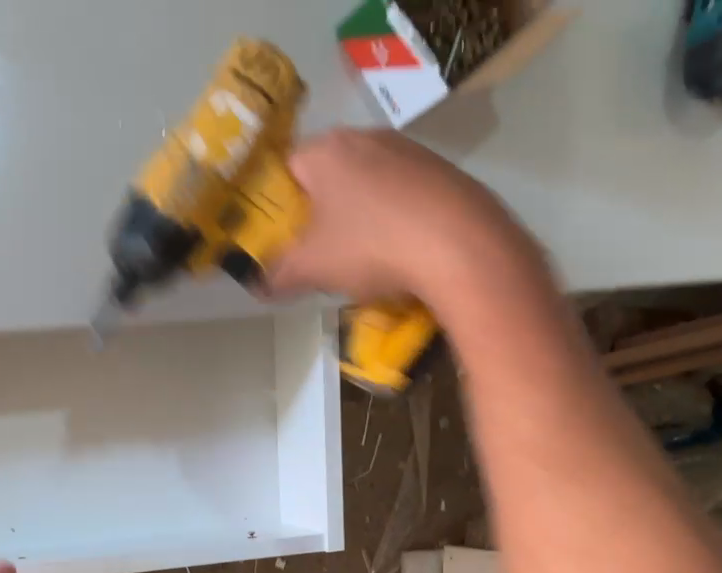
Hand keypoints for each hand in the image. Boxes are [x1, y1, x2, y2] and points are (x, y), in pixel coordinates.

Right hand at [266, 129, 549, 309]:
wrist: (463, 247)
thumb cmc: (371, 246)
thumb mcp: (310, 269)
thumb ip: (276, 275)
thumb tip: (258, 285)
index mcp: (327, 150)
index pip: (283, 169)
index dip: (274, 206)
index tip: (278, 239)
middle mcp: (367, 138)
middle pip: (325, 176)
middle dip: (315, 214)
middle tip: (311, 253)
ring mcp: (410, 152)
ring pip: (364, 185)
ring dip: (354, 218)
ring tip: (356, 259)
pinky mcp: (442, 173)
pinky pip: (400, 196)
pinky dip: (390, 221)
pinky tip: (396, 253)